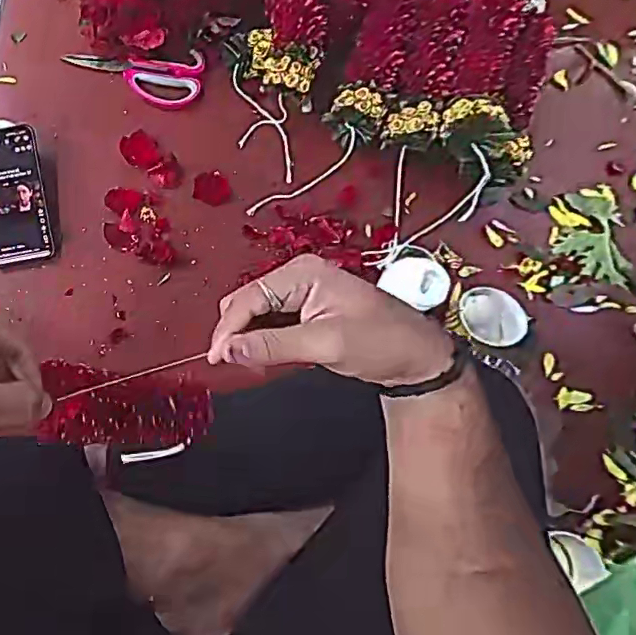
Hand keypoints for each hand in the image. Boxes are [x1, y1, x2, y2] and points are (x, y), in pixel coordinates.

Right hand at [208, 254, 454, 387]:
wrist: (419, 356)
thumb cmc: (381, 342)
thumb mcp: (326, 344)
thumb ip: (273, 345)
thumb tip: (229, 349)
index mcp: (303, 272)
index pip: (250, 297)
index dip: (228, 328)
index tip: (217, 357)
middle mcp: (299, 275)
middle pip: (248, 301)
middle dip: (234, 330)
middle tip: (228, 361)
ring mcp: (302, 291)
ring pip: (256, 312)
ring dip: (246, 336)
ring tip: (243, 361)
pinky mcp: (307, 309)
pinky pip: (271, 320)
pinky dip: (261, 338)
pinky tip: (259, 356)